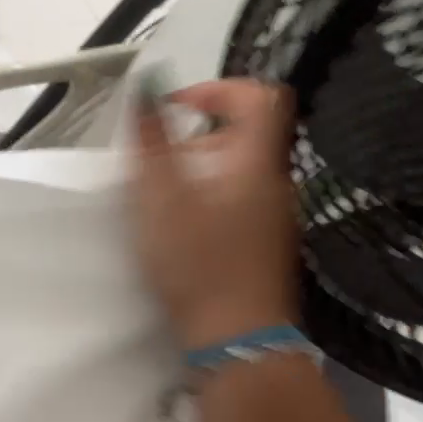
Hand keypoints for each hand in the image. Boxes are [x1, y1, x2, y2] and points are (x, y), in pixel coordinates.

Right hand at [130, 79, 301, 348]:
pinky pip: (238, 207)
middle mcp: (274, 182)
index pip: (257, 96)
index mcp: (255, 162)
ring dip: (200, 174)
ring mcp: (274, 218)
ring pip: (239, 174)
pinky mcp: (264, 249)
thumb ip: (151, 142)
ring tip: (162, 201)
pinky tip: (182, 235)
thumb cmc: (198, 264)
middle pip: (246, 137)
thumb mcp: (161, 199)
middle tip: (158, 163)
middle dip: (198, 139)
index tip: (174, 109)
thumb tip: (148, 86)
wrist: (237, 335)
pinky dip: (209, 205)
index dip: (217, 90)